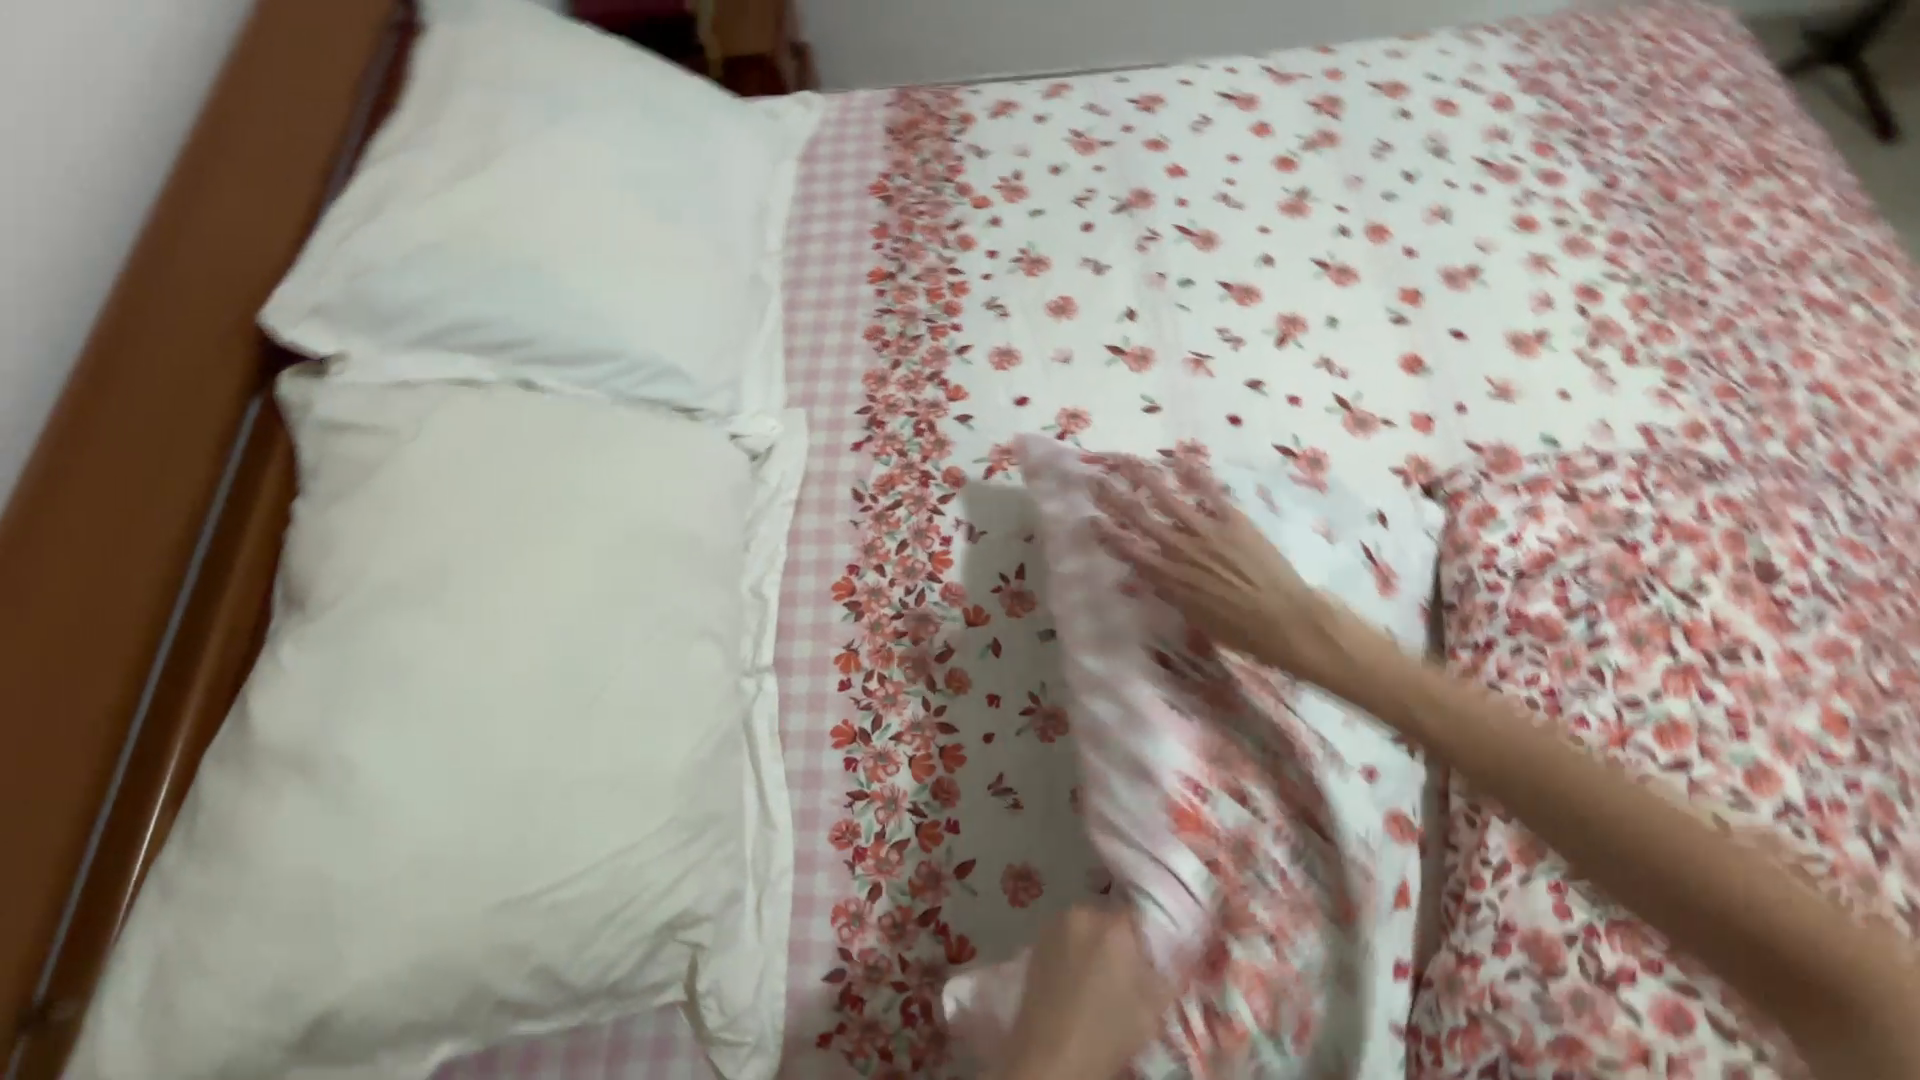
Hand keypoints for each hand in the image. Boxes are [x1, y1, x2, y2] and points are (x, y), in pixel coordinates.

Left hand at [999, 905, 1177, 1079]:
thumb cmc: (1108, 1033)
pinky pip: (1065, 936)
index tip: (1150, 956)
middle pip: (1110, 917)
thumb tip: (1174, 955)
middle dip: (1120, 937)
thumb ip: (1166, 973)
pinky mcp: (1036, 942)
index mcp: (1114, 926)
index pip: (1141, 913)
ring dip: (1095, 940)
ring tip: (1098, 976)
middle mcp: (1082, 914)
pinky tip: (1076, 978)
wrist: (1051, 1056)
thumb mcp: (1153, 1007)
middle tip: (1126, 969)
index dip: (1148, 935)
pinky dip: (1073, 948)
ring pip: (1086, 925)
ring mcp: (1054, 925)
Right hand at [1091, 458, 1374, 694]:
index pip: (1127, 549)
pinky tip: (1178, 458)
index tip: (1090, 518)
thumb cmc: (1238, 630)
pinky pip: (1208, 492)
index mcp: (1167, 576)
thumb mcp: (1193, 617)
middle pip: (1138, 517)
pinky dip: (1192, 474)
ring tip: (1125, 460)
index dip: (1106, 533)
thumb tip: (1147, 576)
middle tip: (1095, 479)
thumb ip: (1169, 591)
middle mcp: (1179, 549)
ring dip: (1142, 476)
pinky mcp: (1232, 520)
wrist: (1283, 620)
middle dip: (1114, 497)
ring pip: (1165, 497)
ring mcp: (1205, 530)